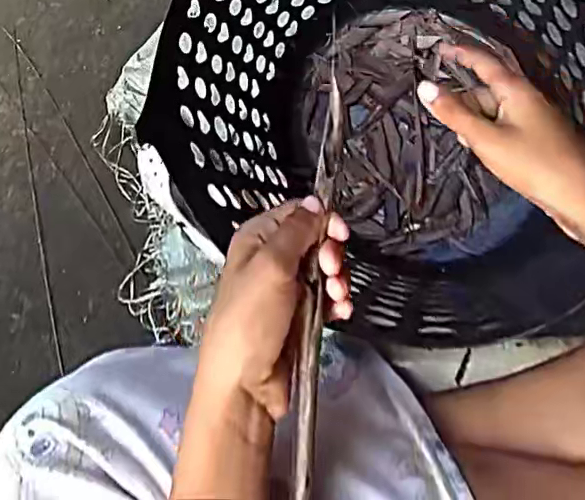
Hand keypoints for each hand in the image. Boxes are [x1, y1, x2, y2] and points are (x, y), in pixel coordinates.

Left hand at [195, 197, 351, 419]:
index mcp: (257, 237)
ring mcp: (286, 288)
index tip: (340, 233)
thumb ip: (297, 230)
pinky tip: (340, 311)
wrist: (244, 384)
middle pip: (315, 240)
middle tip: (331, 270)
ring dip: (337, 279)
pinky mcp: (300, 315)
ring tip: (336, 296)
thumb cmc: (250, 317)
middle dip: (331, 253)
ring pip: (324, 270)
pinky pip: (327, 298)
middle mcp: (271, 258)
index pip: (296, 213)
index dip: (321, 219)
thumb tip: (314, 201)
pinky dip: (337, 302)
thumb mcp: (272, 264)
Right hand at [417, 44, 584, 225]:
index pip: (483, 61)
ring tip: (463, 138)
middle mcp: (527, 99)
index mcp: (515, 90)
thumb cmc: (534, 164)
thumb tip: (425, 86)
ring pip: (494, 110)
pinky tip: (483, 150)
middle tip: (441, 113)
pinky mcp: (539, 139)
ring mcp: (535, 119)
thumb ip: (454, 113)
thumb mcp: (485, 139)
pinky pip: (505, 125)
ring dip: (475, 120)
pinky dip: (489, 132)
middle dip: (463, 99)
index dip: (460, 53)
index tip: (439, 49)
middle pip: (486, 89)